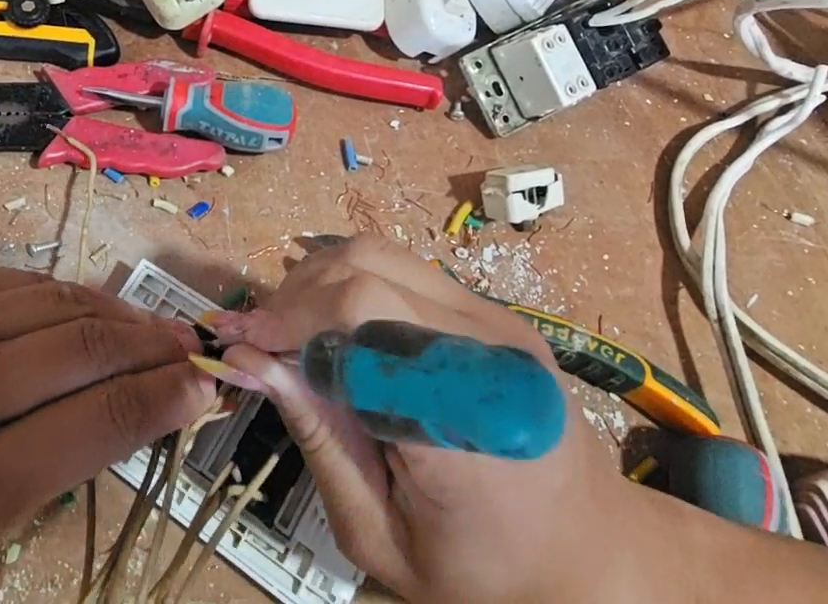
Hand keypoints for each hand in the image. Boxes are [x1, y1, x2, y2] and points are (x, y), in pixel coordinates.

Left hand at [0, 266, 216, 565]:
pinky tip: (95, 311)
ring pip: (62, 303)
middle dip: (153, 348)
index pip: (97, 420)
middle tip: (191, 351)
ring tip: (155, 329)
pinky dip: (70, 298)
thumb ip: (64, 456)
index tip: (204, 389)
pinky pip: (24, 283)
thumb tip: (150, 398)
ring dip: (120, 316)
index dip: (165, 400)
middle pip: (87, 349)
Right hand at [205, 238, 643, 602]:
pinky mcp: (493, 314)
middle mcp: (490, 350)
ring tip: (288, 332)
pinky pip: (403, 271)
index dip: (288, 319)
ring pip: (380, 255)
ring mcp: (499, 322)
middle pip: (367, 270)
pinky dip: (349, 285)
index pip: (363, 318)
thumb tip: (248, 363)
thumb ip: (317, 439)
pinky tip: (330, 328)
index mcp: (468, 420)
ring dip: (318, 283)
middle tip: (256, 341)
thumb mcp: (380, 535)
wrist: (592, 556)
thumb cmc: (484, 571)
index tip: (235, 343)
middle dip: (295, 297)